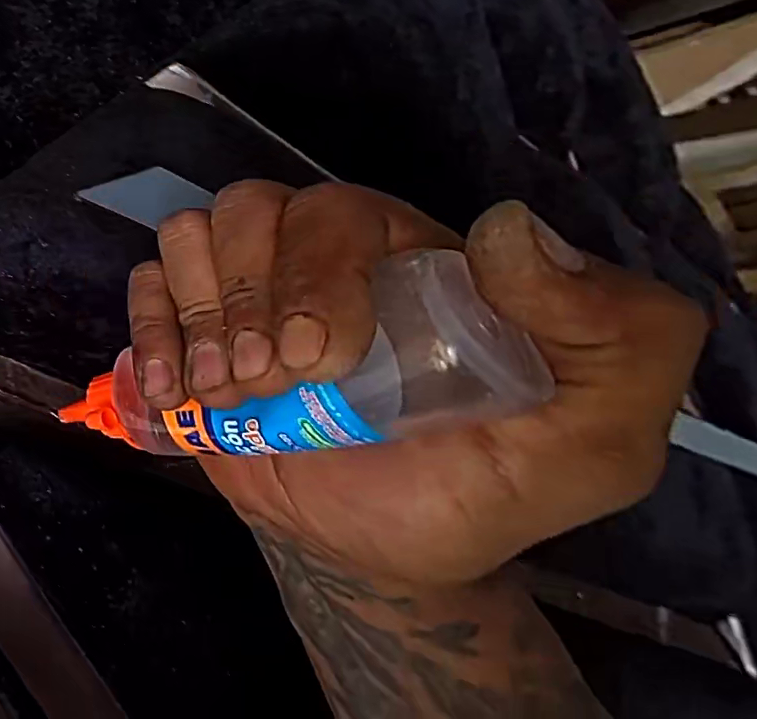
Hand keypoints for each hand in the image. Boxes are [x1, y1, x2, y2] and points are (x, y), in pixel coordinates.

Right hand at [129, 182, 704, 587]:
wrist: (373, 547)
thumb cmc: (474, 484)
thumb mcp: (588, 433)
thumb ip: (609, 333)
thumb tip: (509, 228)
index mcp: (398, 250)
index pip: (332, 211)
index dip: (308, 275)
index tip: (313, 362)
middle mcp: (312, 250)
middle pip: (244, 209)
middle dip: (239, 300)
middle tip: (253, 383)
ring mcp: (245, 284)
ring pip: (187, 233)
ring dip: (190, 314)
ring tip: (214, 394)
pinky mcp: (193, 324)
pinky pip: (146, 285)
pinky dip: (147, 331)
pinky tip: (171, 392)